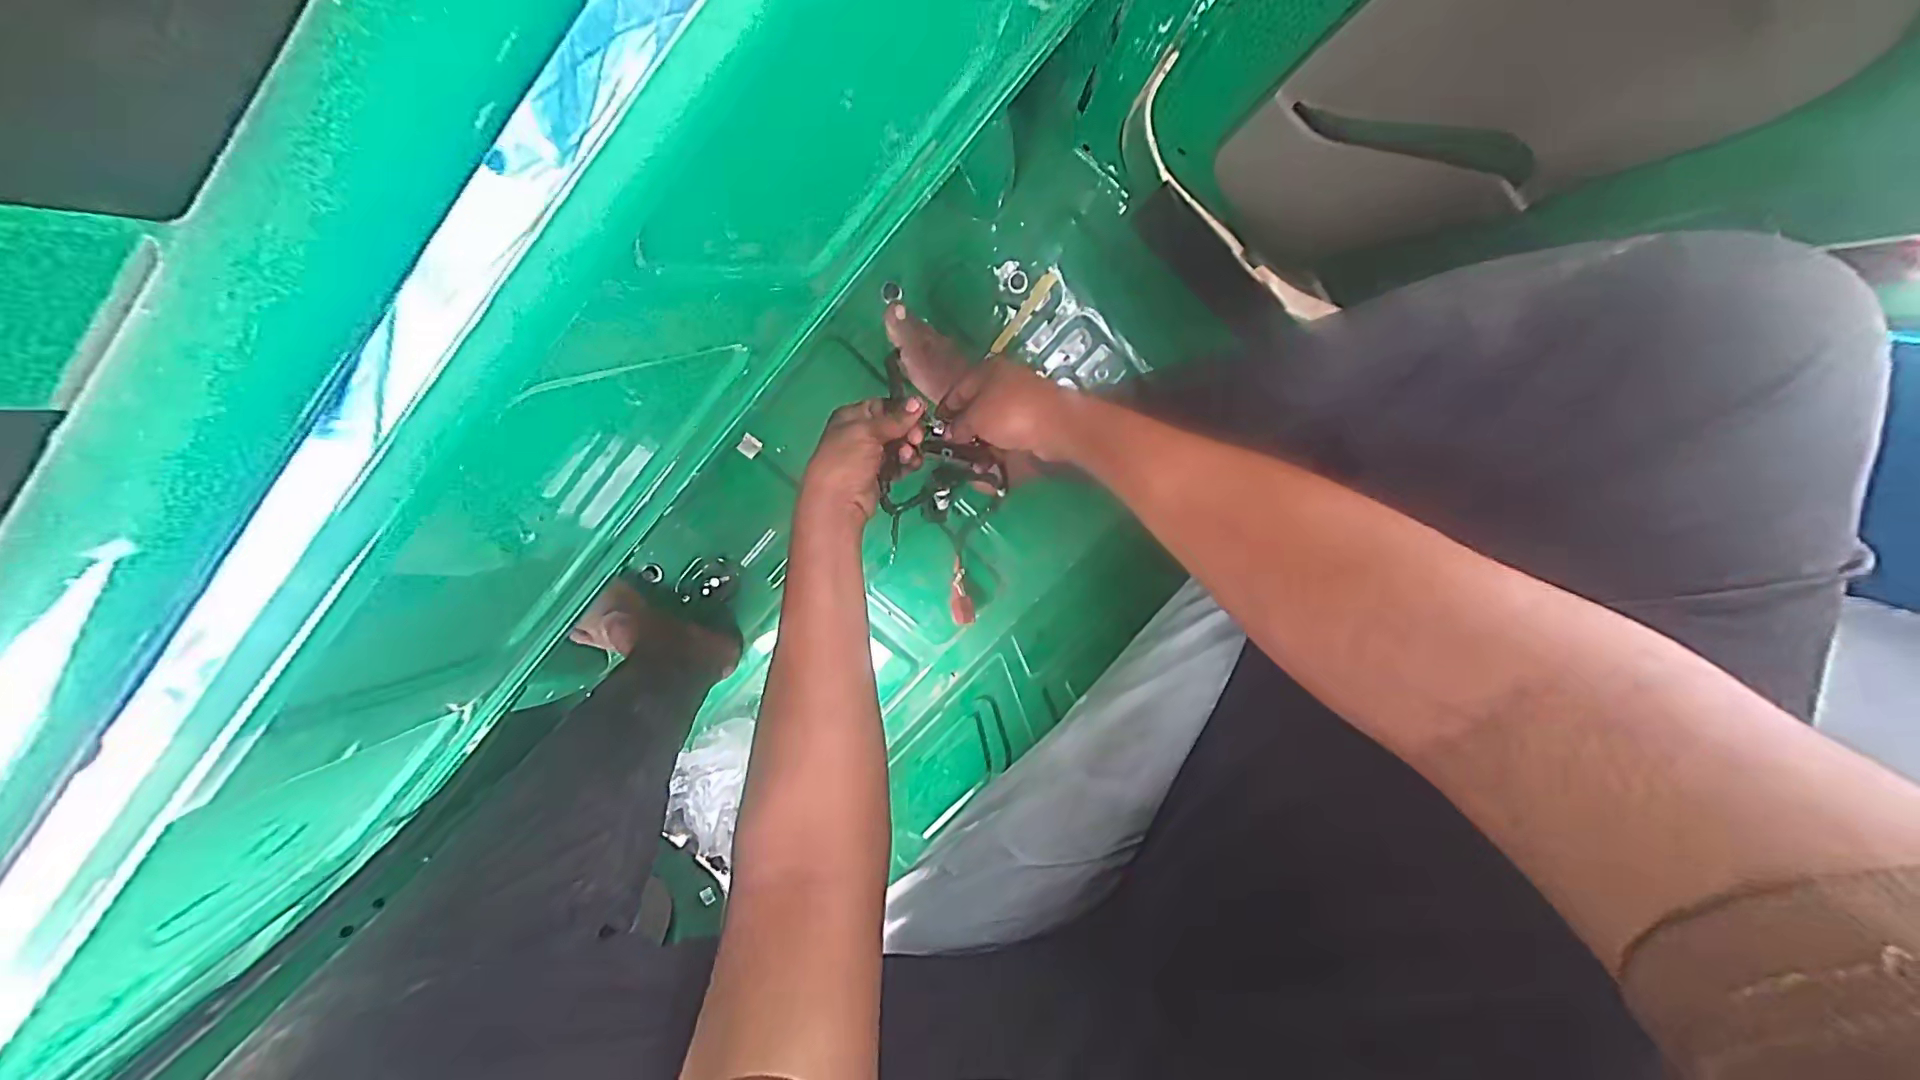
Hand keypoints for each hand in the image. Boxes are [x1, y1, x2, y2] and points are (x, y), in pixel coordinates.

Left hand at [798, 396, 925, 525]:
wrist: (838, 502)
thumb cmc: (846, 460)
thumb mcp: (868, 432)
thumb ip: (895, 418)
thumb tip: (918, 401)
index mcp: (852, 416)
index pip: (883, 406)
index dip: (902, 410)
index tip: (920, 414)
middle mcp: (861, 433)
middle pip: (894, 426)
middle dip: (908, 431)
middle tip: (916, 439)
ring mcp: (870, 455)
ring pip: (899, 445)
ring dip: (908, 449)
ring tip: (907, 457)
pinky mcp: (879, 474)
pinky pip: (899, 463)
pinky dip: (907, 463)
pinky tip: (911, 465)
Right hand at [884, 304, 1070, 464]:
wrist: (1055, 425)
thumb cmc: (1009, 413)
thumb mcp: (975, 418)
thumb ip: (957, 426)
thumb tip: (949, 434)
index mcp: (986, 371)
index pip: (956, 391)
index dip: (943, 412)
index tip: (934, 431)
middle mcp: (1003, 382)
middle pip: (974, 409)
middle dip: (963, 433)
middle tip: (953, 452)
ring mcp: (1020, 402)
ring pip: (991, 425)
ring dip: (980, 446)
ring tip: (973, 465)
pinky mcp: (1032, 422)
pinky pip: (1007, 436)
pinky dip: (997, 448)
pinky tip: (990, 464)